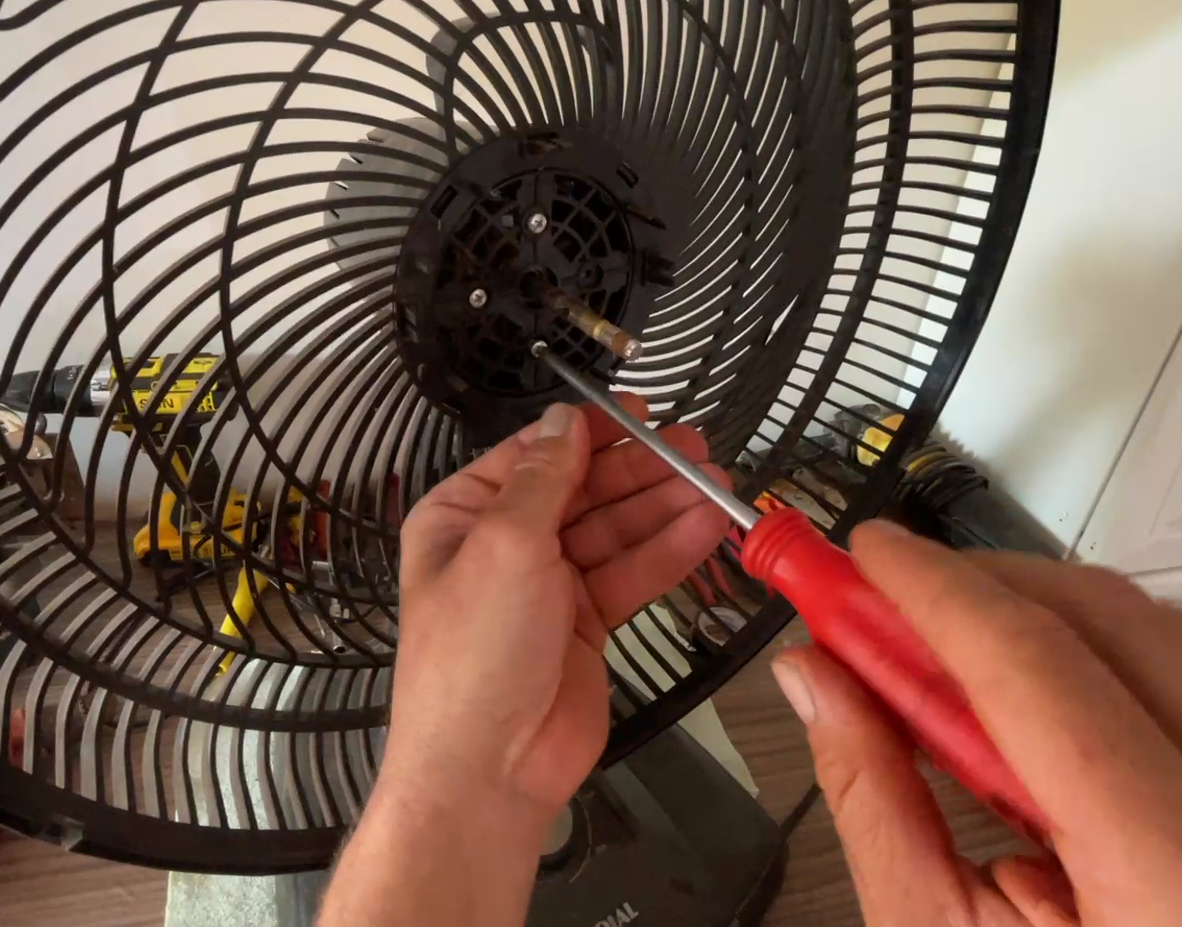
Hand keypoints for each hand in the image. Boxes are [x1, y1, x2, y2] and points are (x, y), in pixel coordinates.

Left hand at [387, 394, 731, 815]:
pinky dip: (666, 551)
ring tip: (715, 481)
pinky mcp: (586, 620)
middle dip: (638, 468)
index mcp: (465, 514)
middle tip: (695, 447)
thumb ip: (544, 478)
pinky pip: (629, 573)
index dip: (588, 431)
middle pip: (582, 490)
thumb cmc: (476, 648)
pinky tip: (705, 526)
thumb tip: (564, 419)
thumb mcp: (505, 544)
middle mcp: (505, 543)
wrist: (488, 768)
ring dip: (663, 506)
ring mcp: (548, 583)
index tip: (639, 412)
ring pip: (614, 530)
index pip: (535, 456)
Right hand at [771, 521, 1181, 925]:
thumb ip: (874, 800)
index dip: (928, 584)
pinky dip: (1131, 665)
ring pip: (1177, 634)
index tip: (867, 552)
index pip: (1032, 660)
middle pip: (1107, 618)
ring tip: (973, 675)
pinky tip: (1074, 719)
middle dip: (978, 587)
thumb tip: (812, 676)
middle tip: (892, 605)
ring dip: (1048, 622)